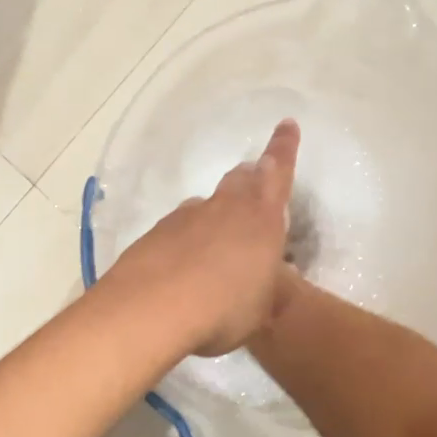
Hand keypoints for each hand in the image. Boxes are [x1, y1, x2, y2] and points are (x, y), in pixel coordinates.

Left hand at [97, 118, 301, 356]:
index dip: (284, 148)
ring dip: (211, 215)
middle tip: (252, 180)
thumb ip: (264, 291)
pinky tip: (177, 265)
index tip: (286, 125)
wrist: (151, 310)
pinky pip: (173, 231)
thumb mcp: (259, 310)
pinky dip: (180, 241)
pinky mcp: (151, 237)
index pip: (278, 172)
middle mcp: (222, 209)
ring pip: (203, 206)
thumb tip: (261, 283)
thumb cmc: (223, 310)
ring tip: (213, 236)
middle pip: (238, 181)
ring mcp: (182, 220)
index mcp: (261, 218)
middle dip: (248, 179)